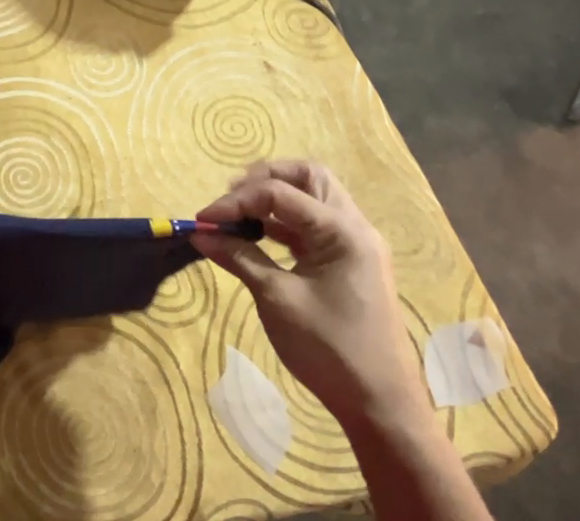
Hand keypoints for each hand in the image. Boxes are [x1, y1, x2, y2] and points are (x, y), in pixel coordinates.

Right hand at [190, 161, 425, 431]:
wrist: (380, 403)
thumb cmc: (329, 348)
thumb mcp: (277, 298)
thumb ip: (239, 256)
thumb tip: (200, 233)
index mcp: (343, 232)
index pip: (280, 193)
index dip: (235, 201)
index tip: (202, 219)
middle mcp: (354, 228)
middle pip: (309, 178)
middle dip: (264, 179)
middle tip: (231, 199)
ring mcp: (354, 246)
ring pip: (312, 198)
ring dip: (273, 199)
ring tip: (238, 218)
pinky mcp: (348, 263)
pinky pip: (312, 225)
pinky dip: (282, 222)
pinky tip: (256, 236)